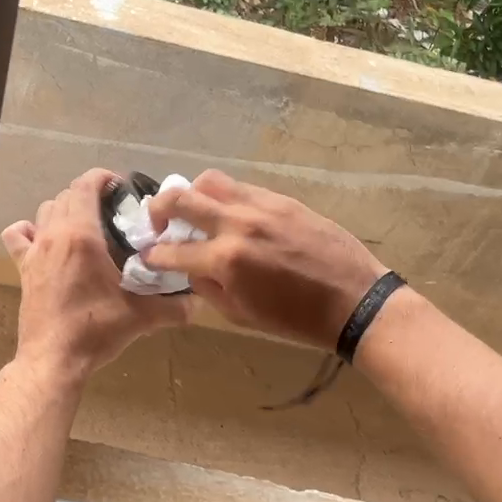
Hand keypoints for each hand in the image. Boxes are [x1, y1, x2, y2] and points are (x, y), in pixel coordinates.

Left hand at [1, 168, 193, 385]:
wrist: (54, 359)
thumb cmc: (96, 330)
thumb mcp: (142, 316)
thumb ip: (175, 306)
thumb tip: (199, 302)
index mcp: (81, 235)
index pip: (85, 185)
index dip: (103, 178)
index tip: (120, 187)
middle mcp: (54, 234)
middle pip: (67, 196)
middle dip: (89, 196)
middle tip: (112, 212)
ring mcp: (35, 250)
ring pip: (45, 211)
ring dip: (65, 210)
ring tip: (86, 225)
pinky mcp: (23, 268)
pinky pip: (19, 236)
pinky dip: (30, 230)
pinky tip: (44, 240)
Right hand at [142, 170, 384, 350]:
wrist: (353, 300)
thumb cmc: (295, 319)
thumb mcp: (240, 315)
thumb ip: (207, 287)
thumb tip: (189, 267)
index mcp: (225, 260)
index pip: (172, 251)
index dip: (154, 255)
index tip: (148, 255)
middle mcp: (237, 224)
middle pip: (180, 198)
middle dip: (158, 209)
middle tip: (157, 222)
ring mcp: (260, 206)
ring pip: (209, 181)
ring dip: (191, 194)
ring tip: (193, 210)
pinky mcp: (281, 199)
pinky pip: (241, 187)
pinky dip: (224, 197)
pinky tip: (229, 214)